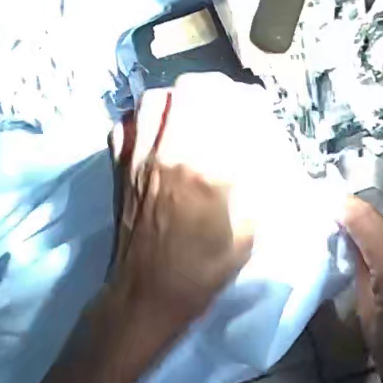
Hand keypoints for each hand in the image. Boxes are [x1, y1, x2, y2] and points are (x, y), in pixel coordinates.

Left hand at [87, 77, 259, 368]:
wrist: (147, 293)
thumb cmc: (201, 270)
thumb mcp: (246, 233)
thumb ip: (257, 189)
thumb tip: (263, 156)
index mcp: (205, 170)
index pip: (227, 110)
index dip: (245, 102)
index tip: (255, 106)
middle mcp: (168, 154)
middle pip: (188, 92)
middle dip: (213, 89)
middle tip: (225, 100)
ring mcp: (138, 157)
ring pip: (153, 101)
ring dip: (176, 97)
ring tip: (191, 108)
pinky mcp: (119, 168)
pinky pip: (124, 125)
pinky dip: (141, 119)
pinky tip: (156, 130)